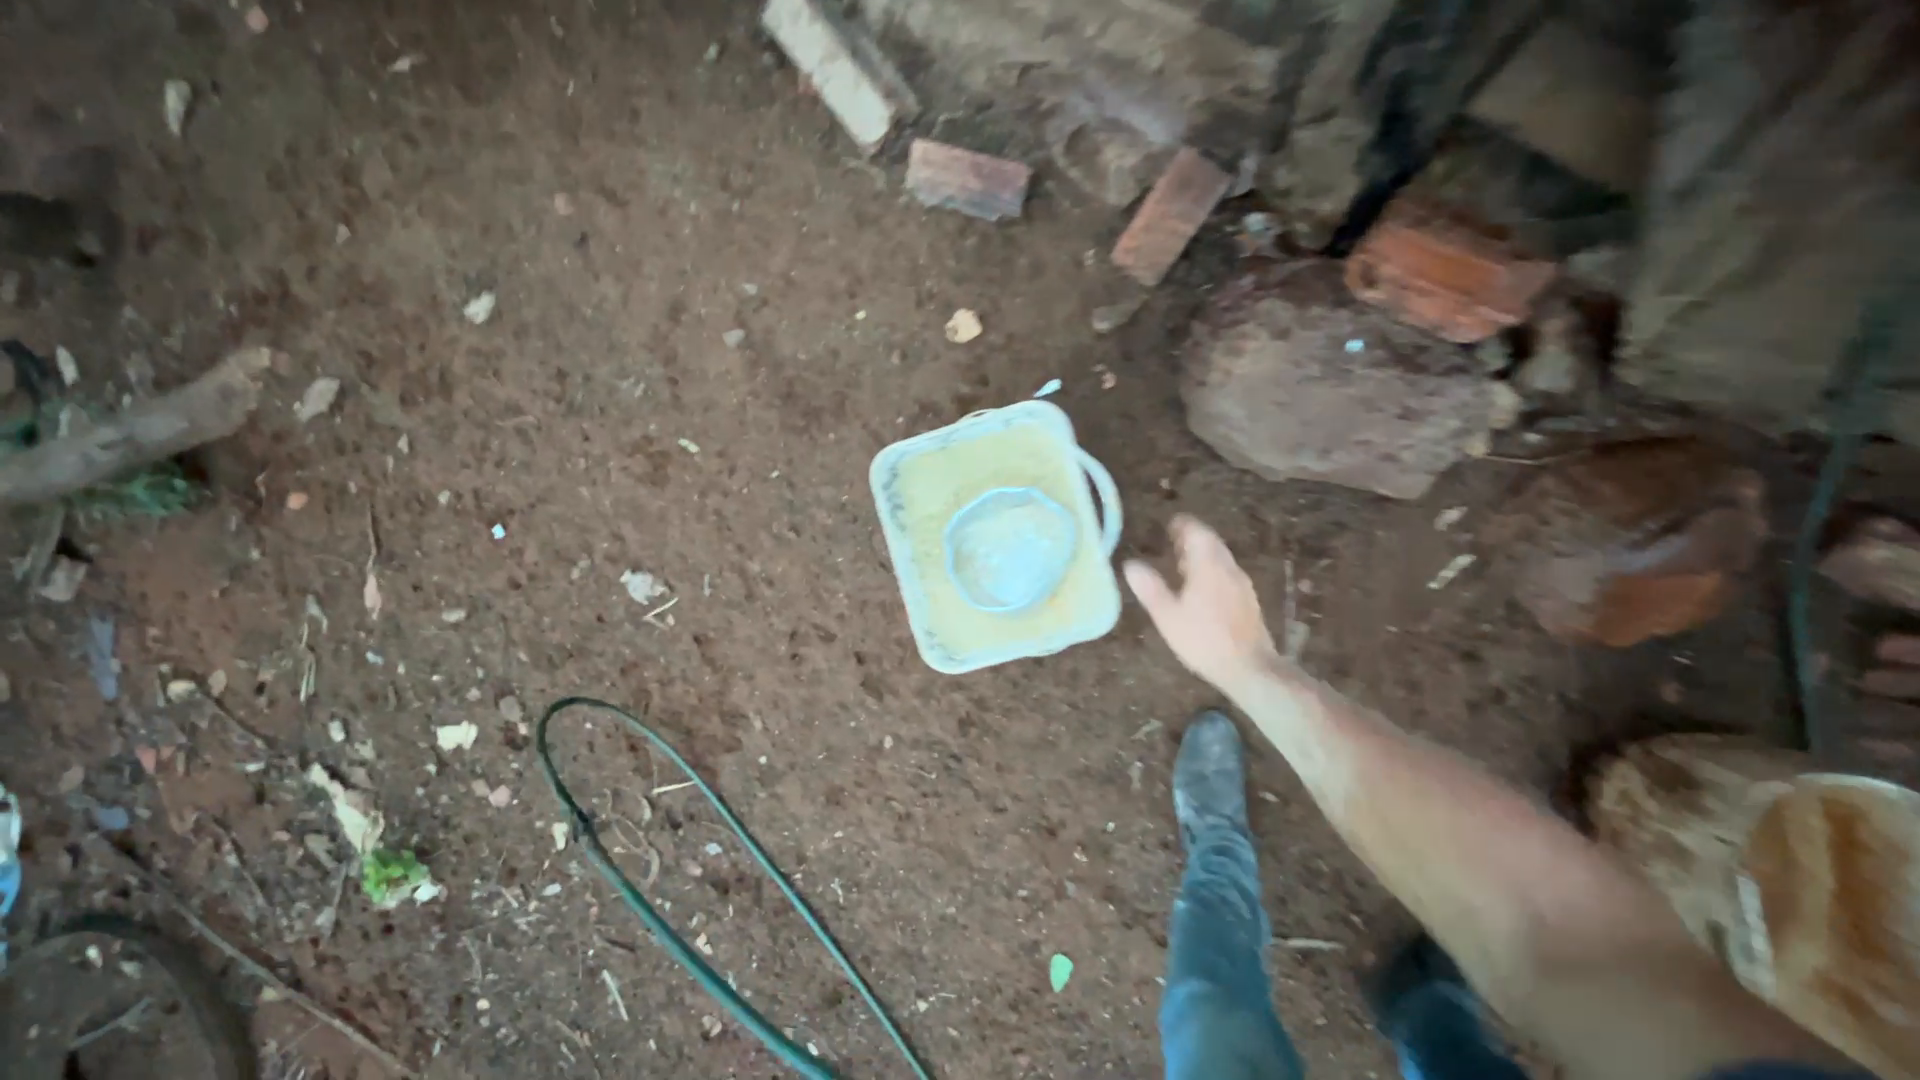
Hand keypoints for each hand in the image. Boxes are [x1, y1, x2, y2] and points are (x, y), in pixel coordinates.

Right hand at [1124, 515, 1279, 690]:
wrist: (1249, 667)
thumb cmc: (1203, 640)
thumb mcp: (1167, 616)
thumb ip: (1149, 588)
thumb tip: (1130, 565)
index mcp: (1208, 566)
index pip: (1197, 533)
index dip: (1183, 525)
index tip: (1170, 525)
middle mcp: (1228, 568)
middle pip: (1212, 543)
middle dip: (1193, 539)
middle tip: (1174, 542)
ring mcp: (1242, 584)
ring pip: (1222, 559)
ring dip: (1204, 555)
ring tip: (1184, 564)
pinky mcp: (1249, 600)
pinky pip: (1228, 574)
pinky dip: (1213, 571)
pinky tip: (1203, 589)